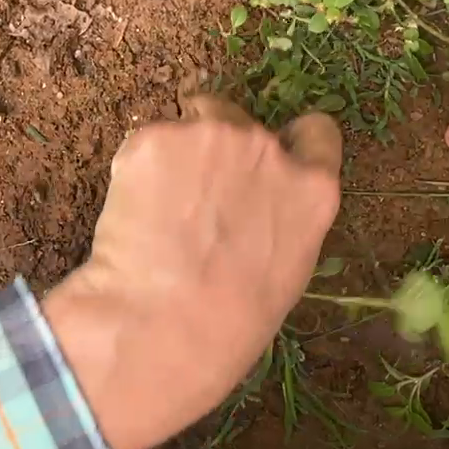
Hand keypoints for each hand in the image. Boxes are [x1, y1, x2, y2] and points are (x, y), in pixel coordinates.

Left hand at [42, 97, 341, 448]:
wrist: (159, 323)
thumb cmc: (227, 324)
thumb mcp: (283, 274)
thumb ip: (280, 219)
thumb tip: (254, 207)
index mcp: (311, 189)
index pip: (315, 133)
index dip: (289, 143)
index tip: (261, 160)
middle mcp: (267, 148)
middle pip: (242, 124)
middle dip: (218, 150)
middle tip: (191, 200)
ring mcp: (211, 136)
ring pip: (191, 125)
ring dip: (177, 153)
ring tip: (157, 211)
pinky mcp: (156, 138)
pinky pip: (147, 144)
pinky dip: (138, 170)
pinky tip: (132, 214)